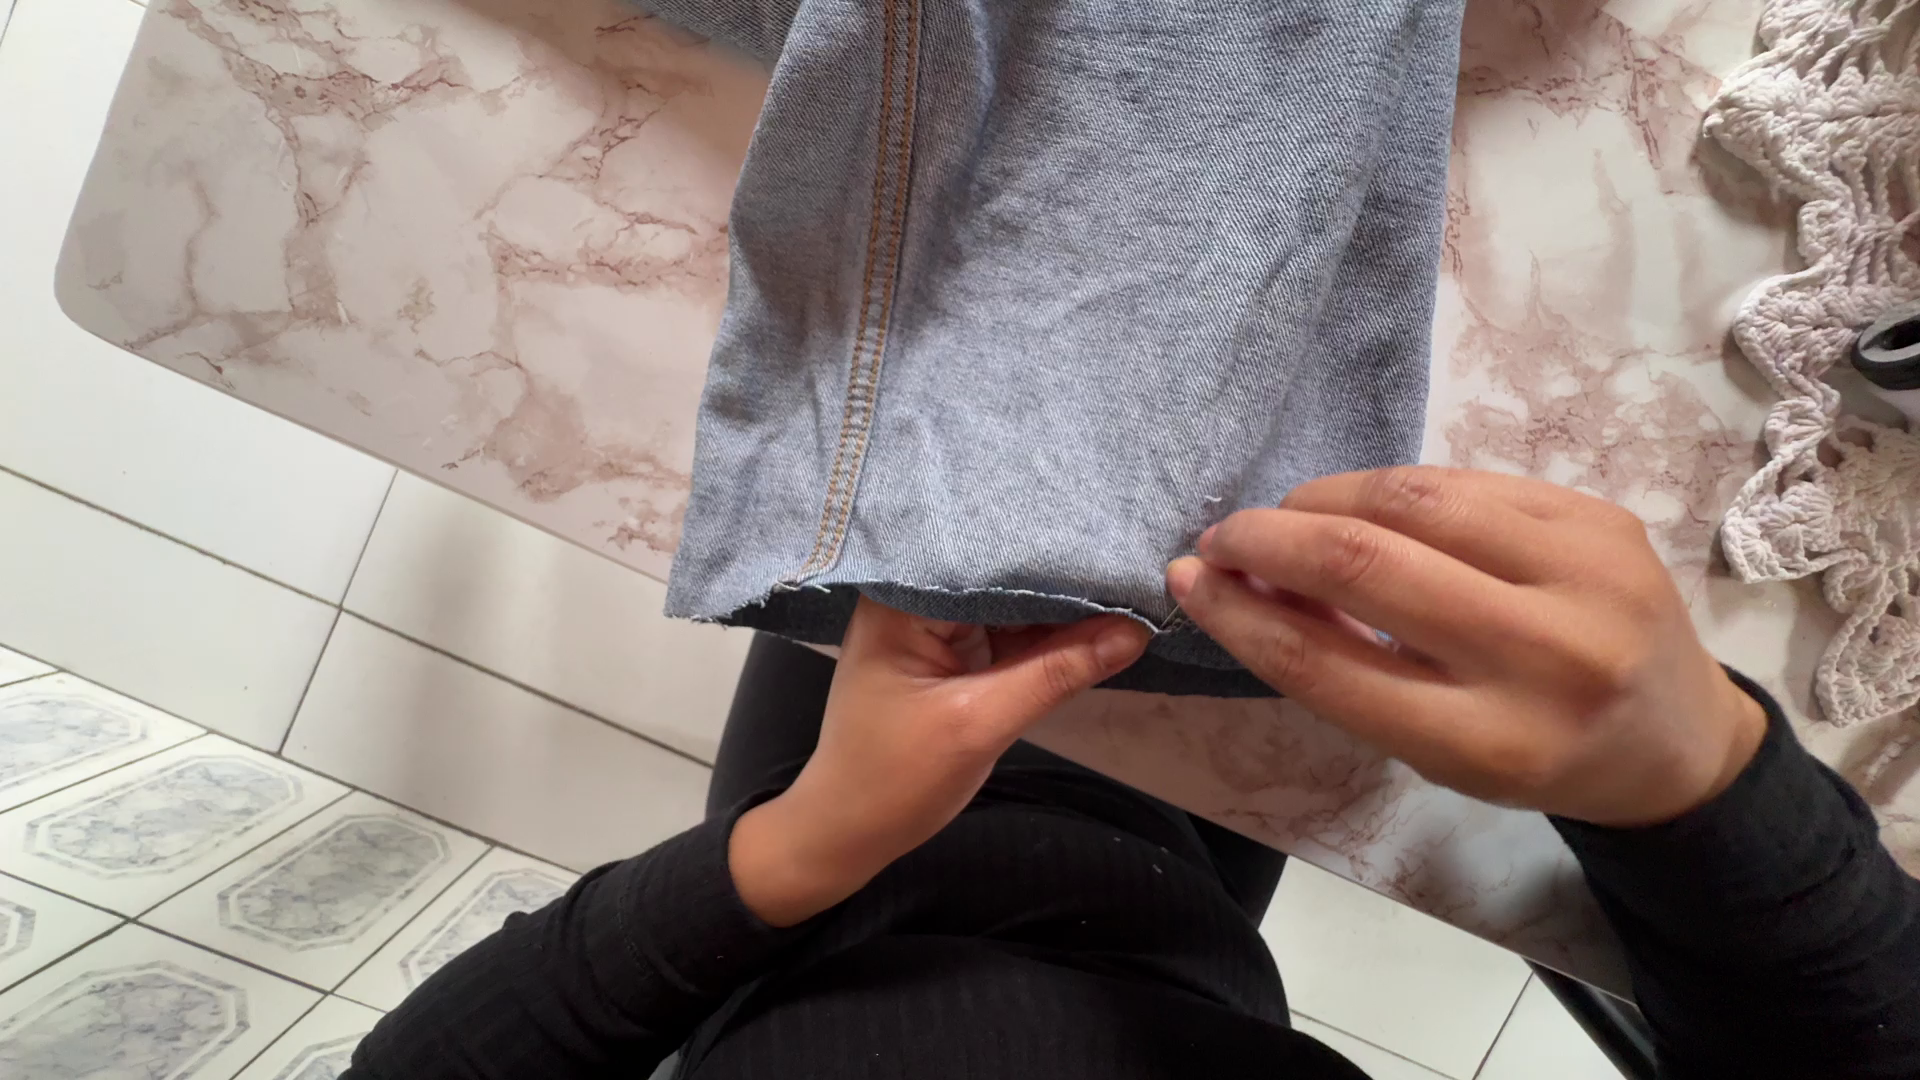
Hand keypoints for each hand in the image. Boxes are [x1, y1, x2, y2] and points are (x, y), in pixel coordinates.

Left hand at [729, 597, 1149, 924]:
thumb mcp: (979, 723)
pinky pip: (1002, 631)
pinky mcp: (944, 648)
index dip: (1051, 555)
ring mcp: (929, 622)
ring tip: (1123, 586)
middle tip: (1130, 562)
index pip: (987, 558)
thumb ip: (1056, 673)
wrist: (847, 830)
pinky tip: (1091, 625)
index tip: (1114, 546)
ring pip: (1006, 604)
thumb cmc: (895, 778)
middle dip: (1059, 579)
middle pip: (999, 577)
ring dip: (1057, 609)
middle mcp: (912, 594)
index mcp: (902, 596)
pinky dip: (1040, 637)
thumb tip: (1135, 629)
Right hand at [1165, 467, 1766, 827]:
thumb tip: (1236, 582)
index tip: (1187, 579)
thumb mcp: (1417, 742)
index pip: (1320, 663)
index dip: (1235, 613)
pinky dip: (1376, 491)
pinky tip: (1355, 509)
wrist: (1670, 739)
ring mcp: (1585, 573)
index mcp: (1486, 743)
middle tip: (1220, 539)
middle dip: (1263, 539)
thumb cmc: (1518, 752)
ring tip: (1284, 521)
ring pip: (1404, 501)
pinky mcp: (1597, 514)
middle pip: (1362, 565)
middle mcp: (1545, 657)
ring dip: (1314, 503)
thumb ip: (1330, 664)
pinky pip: (1449, 480)